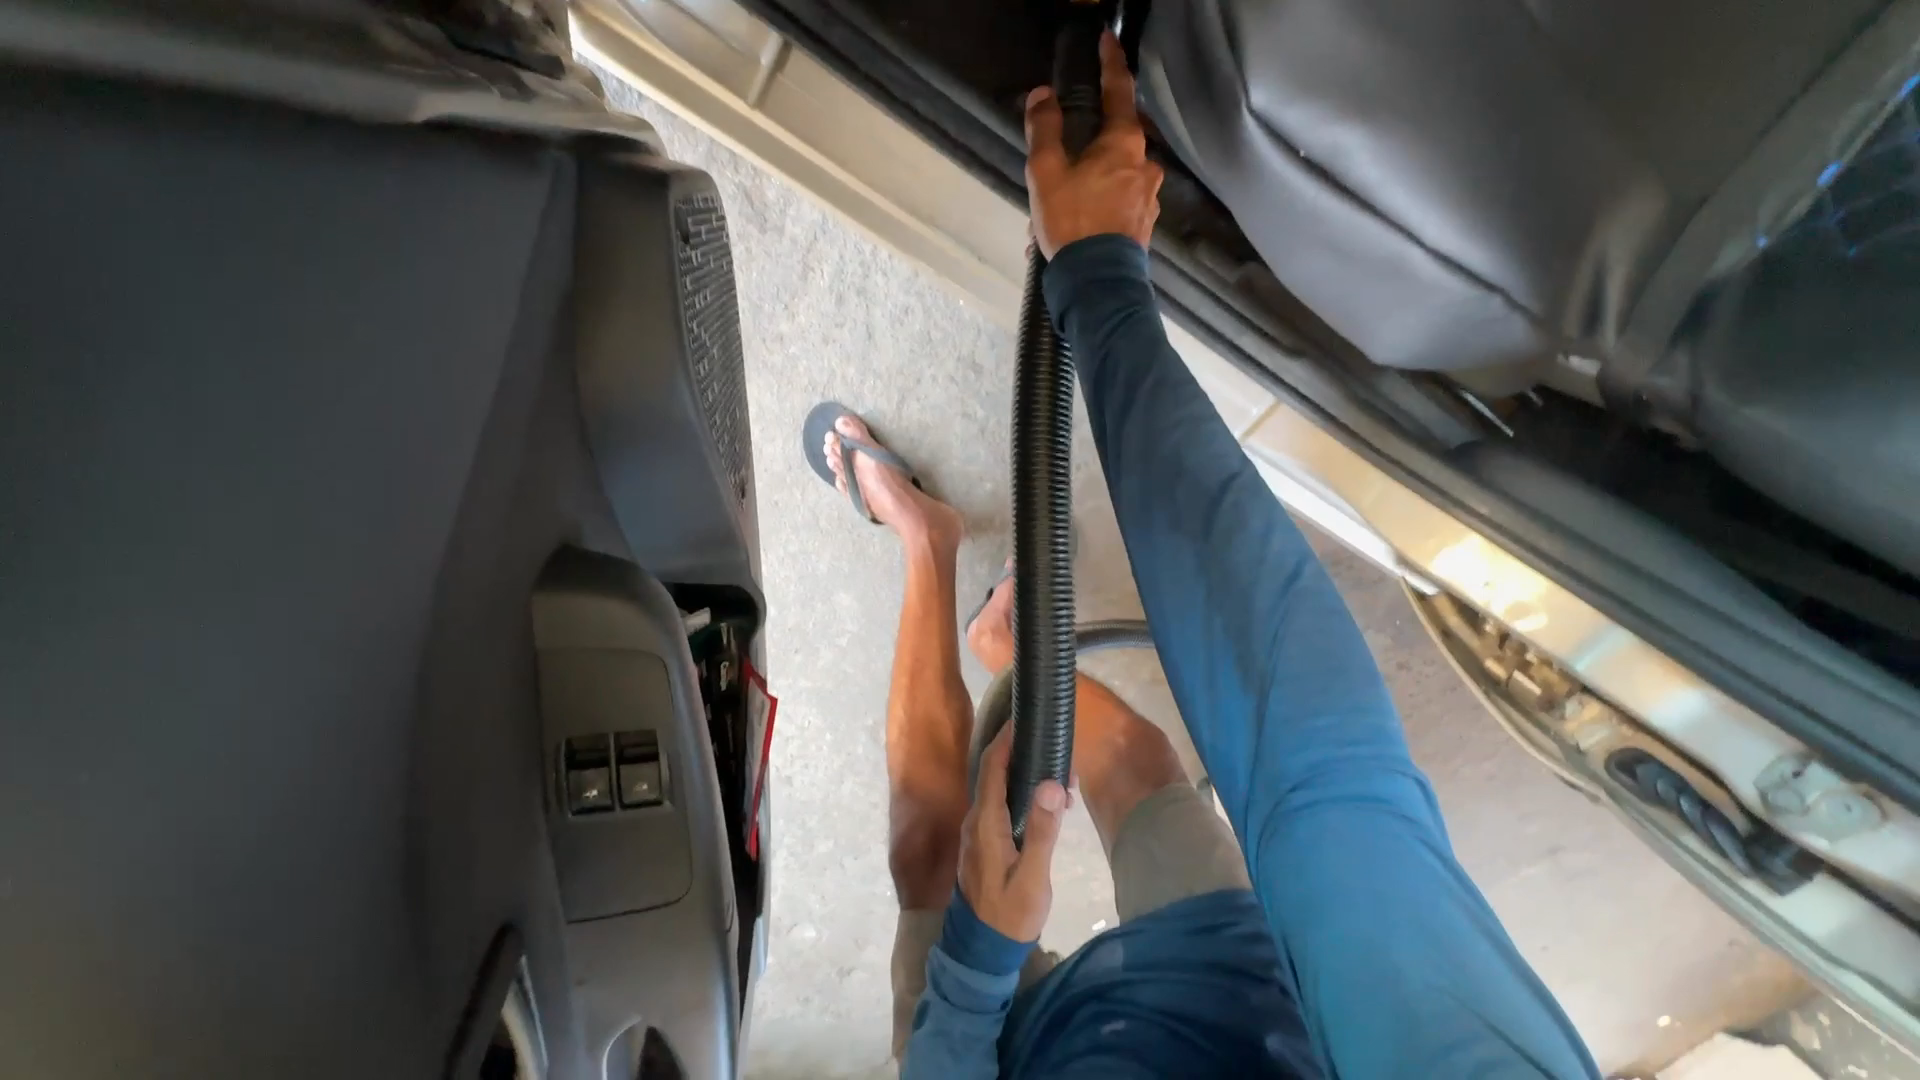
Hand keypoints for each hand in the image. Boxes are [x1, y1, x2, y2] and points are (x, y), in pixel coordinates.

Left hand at [958, 726, 1067, 941]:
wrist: (983, 953)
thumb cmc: (1010, 915)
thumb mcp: (1032, 877)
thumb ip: (1042, 831)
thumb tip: (1050, 783)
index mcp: (985, 823)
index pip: (992, 767)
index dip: (1006, 739)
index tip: (1025, 717)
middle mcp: (976, 820)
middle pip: (996, 773)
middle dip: (1024, 754)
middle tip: (1060, 751)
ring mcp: (978, 832)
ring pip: (1001, 790)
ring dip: (1028, 777)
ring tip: (1065, 781)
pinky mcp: (985, 843)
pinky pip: (1002, 806)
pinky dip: (1024, 796)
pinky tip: (1050, 806)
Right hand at [1024, 31, 1163, 259]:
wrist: (1097, 284)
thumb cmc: (1072, 222)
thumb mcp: (1046, 173)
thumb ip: (1044, 130)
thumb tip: (1042, 95)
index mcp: (1124, 144)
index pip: (1119, 90)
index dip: (1111, 63)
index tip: (1107, 41)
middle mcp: (1145, 166)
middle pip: (1117, 140)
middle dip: (1088, 148)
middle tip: (1060, 164)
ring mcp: (1148, 198)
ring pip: (1114, 179)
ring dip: (1087, 188)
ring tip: (1057, 213)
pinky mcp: (1144, 227)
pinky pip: (1117, 208)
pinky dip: (1095, 212)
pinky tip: (1073, 231)